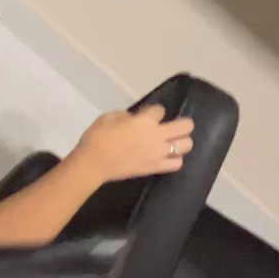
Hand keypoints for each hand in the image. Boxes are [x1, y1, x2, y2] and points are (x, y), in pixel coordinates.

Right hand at [70, 104, 194, 182]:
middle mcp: (158, 135)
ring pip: (187, 144)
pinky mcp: (154, 167)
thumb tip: (131, 118)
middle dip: (180, 124)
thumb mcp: (107, 118)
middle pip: (186, 125)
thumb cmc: (96, 139)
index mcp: (146, 120)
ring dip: (181, 142)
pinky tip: (166, 158)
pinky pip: (176, 164)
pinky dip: (174, 160)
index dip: (152, 111)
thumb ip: (124, 115)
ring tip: (170, 144)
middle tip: (168, 128)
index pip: (159, 110)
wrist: (92, 164)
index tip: (144, 115)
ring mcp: (158, 153)